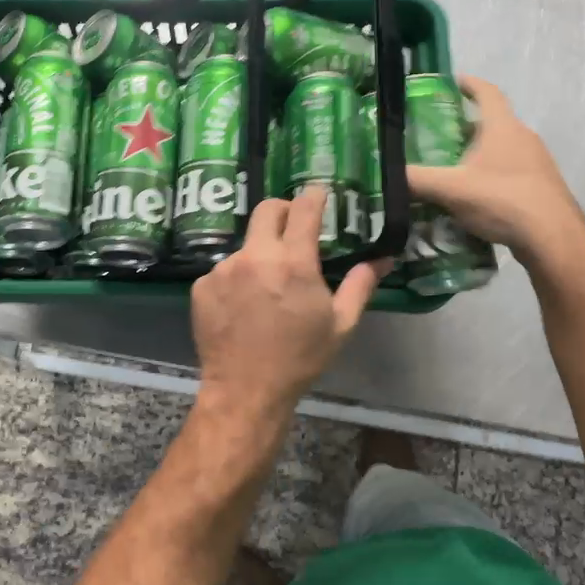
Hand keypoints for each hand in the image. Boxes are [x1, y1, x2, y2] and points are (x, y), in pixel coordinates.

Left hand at [190, 185, 389, 423]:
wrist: (246, 390)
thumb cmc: (299, 358)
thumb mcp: (340, 325)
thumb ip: (360, 285)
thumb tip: (381, 259)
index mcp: (293, 263)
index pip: (304, 209)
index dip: (314, 195)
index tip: (320, 194)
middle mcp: (255, 257)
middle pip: (266, 210)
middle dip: (283, 211)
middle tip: (294, 226)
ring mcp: (223, 270)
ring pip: (245, 245)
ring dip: (260, 254)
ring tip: (268, 285)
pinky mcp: (202, 286)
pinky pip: (224, 270)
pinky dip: (237, 279)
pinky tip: (244, 305)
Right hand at [406, 75, 584, 262]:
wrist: (552, 238)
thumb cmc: (501, 199)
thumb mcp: (450, 189)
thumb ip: (416, 180)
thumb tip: (387, 176)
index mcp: (502, 126)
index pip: (487, 92)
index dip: (469, 83)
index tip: (453, 82)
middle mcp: (523, 137)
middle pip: (493, 122)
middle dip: (466, 126)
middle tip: (439, 137)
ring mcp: (537, 163)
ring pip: (502, 149)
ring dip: (480, 154)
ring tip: (453, 170)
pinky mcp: (542, 187)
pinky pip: (511, 173)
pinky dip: (492, 177)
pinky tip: (476, 198)